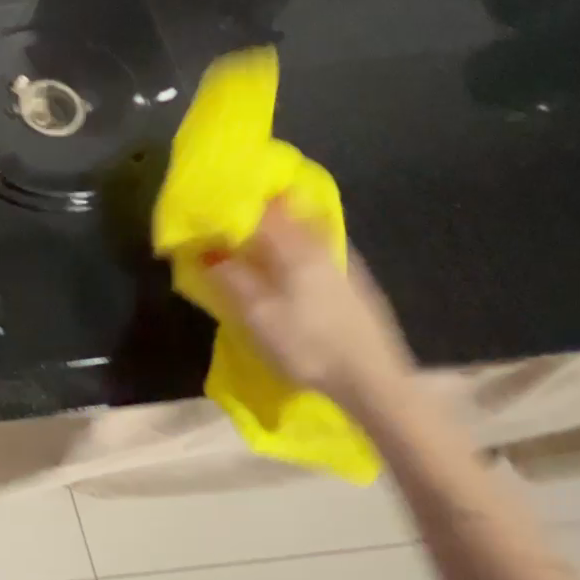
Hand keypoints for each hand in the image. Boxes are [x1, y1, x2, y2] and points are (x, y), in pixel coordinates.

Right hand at [207, 201, 415, 408]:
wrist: (372, 381)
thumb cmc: (306, 344)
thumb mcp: (256, 314)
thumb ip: (231, 278)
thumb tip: (207, 251)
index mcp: (297, 253)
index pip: (270, 213)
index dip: (247, 202)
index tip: (225, 198)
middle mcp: (323, 251)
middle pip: (294, 219)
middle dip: (268, 212)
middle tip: (241, 213)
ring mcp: (345, 269)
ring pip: (310, 236)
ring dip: (287, 230)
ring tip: (263, 237)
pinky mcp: (356, 288)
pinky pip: (322, 254)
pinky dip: (302, 249)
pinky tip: (294, 265)